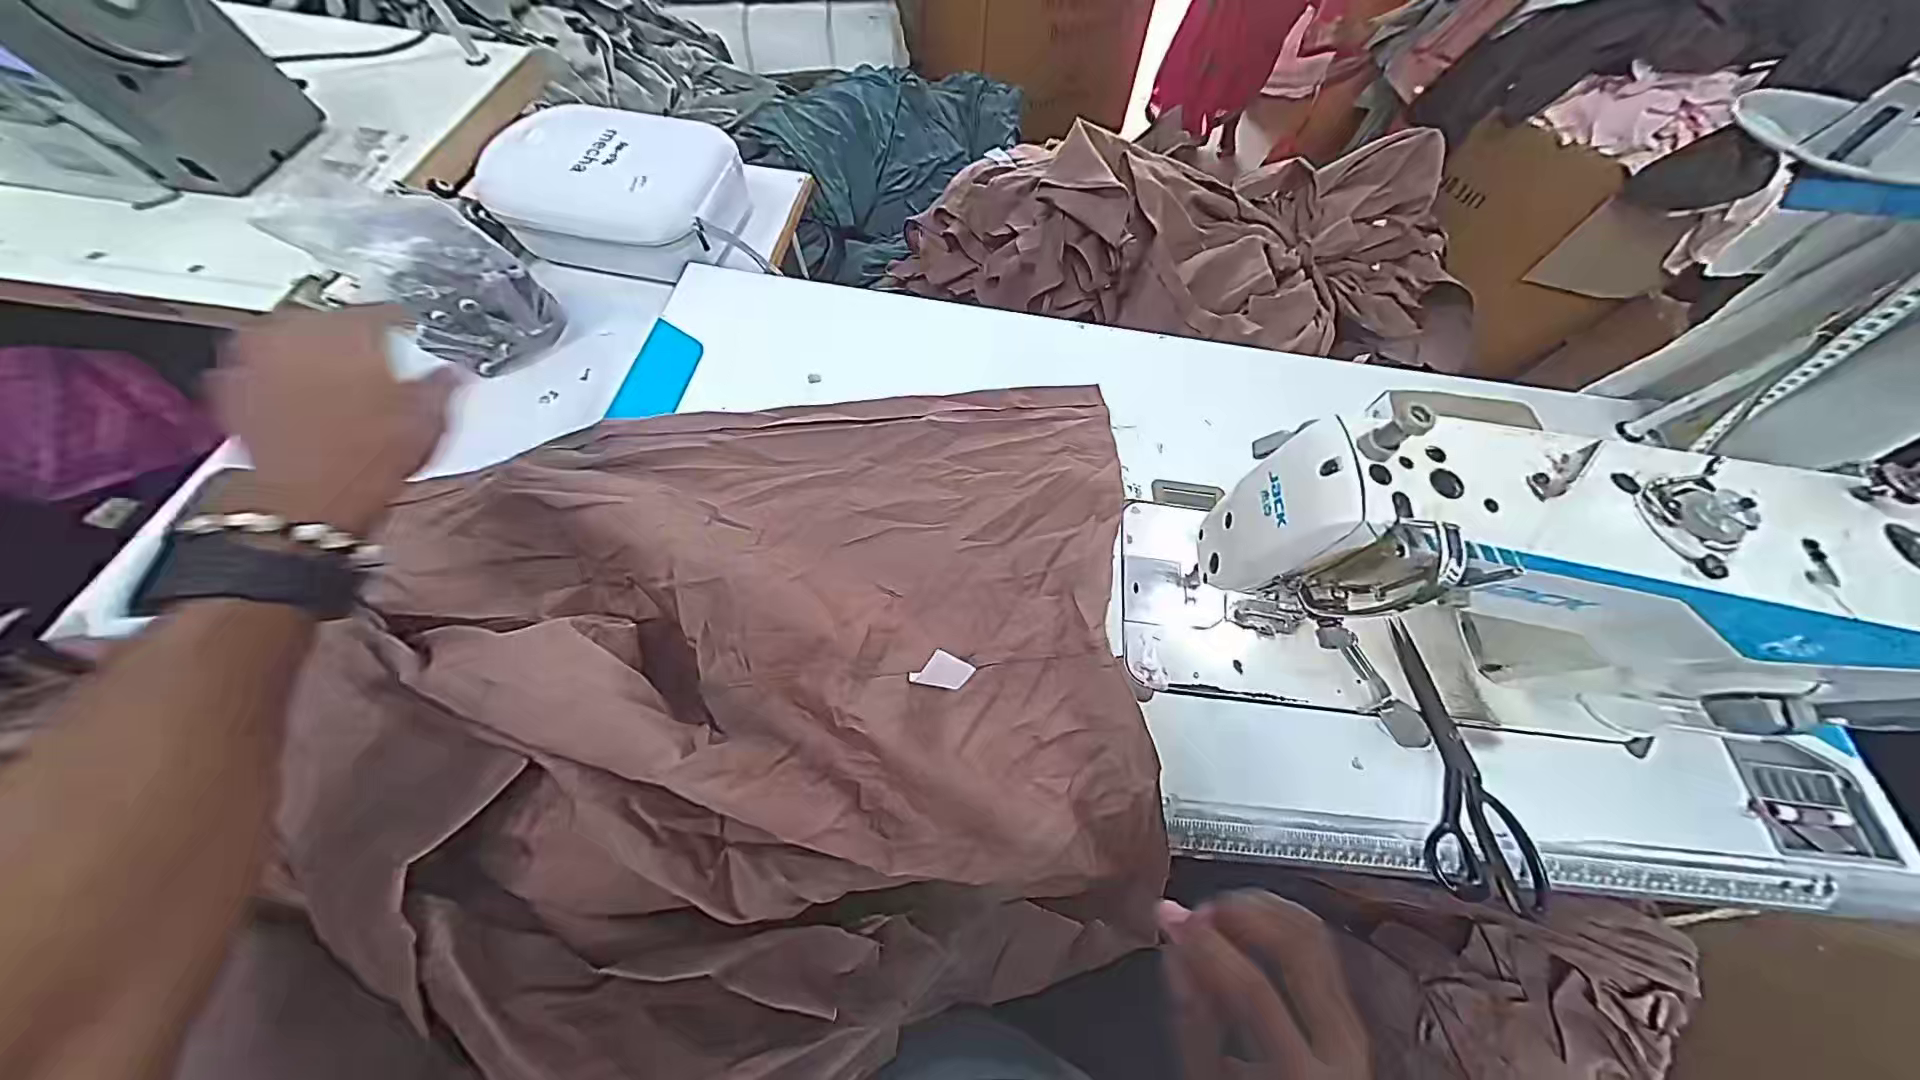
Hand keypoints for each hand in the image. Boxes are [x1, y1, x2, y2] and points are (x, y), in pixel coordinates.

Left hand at [210, 306, 458, 534]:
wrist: (313, 497)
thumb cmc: (368, 459)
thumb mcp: (431, 419)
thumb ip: (441, 384)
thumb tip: (452, 371)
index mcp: (352, 333)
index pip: (383, 311)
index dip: (405, 322)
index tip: (413, 330)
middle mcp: (298, 334)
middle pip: (330, 316)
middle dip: (354, 331)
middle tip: (376, 350)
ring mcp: (257, 356)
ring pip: (290, 333)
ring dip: (315, 345)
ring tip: (339, 366)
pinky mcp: (233, 382)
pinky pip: (261, 360)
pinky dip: (284, 369)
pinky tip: (305, 388)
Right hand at [1160, 892, 1369, 1079]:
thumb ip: (1192, 1025)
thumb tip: (1174, 950)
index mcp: (1303, 1078)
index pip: (1253, 990)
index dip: (1206, 945)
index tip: (1172, 919)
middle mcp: (1342, 1048)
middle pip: (1297, 946)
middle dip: (1240, 913)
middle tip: (1199, 910)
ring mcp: (1352, 1029)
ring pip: (1311, 935)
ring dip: (1260, 910)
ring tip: (1217, 912)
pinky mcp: (1348, 1017)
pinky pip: (1317, 946)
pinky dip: (1277, 920)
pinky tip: (1245, 922)